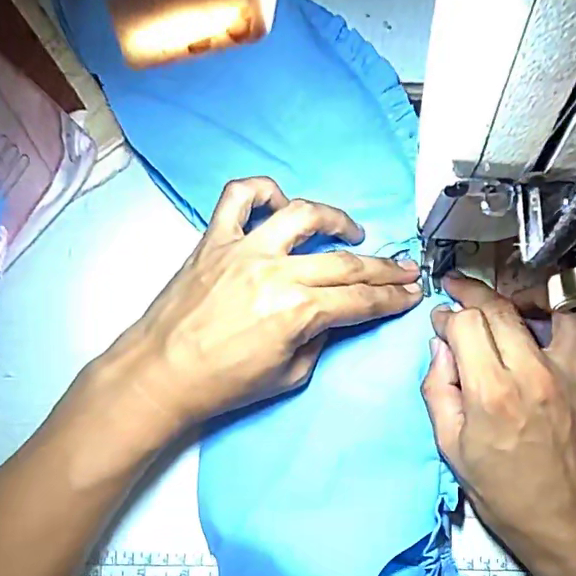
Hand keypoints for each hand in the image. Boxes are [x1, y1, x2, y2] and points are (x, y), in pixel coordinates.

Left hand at [74, 177, 422, 461]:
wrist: (163, 374)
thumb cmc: (227, 384)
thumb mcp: (291, 375)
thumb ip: (319, 339)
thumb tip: (332, 316)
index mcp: (299, 311)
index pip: (361, 301)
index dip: (393, 298)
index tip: (412, 292)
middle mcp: (277, 272)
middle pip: (345, 263)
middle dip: (384, 268)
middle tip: (406, 268)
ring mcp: (244, 249)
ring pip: (302, 216)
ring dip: (336, 220)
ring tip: (353, 233)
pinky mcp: (214, 239)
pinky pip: (239, 197)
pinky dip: (263, 191)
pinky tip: (281, 203)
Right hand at [421, 275, 575, 575]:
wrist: (563, 523)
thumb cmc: (502, 493)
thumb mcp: (452, 450)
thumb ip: (439, 392)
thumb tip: (441, 347)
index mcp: (493, 393)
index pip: (468, 323)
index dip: (449, 314)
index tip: (443, 321)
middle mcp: (537, 375)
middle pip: (506, 308)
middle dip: (477, 293)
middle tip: (465, 296)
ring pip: (569, 307)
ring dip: (544, 295)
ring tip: (526, 305)